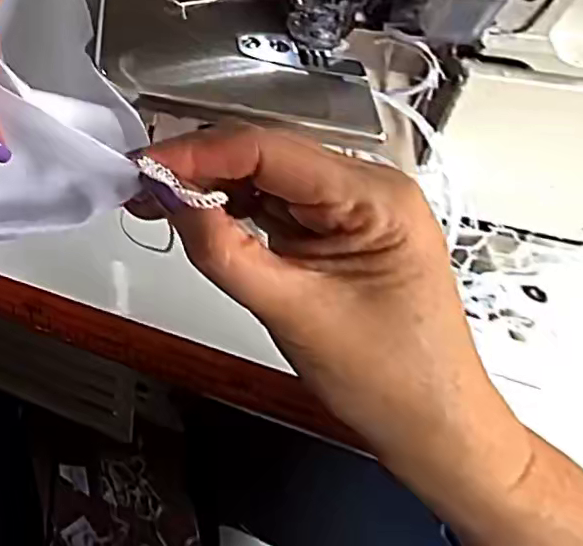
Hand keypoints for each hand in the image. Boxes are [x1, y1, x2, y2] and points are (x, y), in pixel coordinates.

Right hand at [138, 125, 531, 490]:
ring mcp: (348, 200)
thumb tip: (169, 198)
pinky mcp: (330, 218)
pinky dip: (225, 201)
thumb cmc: (395, 383)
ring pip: (257, 169)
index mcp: (375, 197)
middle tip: (144, 184)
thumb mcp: (292, 312)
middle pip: (260, 151)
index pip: (266, 149)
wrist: (437, 433)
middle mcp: (366, 185)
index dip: (198, 153)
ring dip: (206, 183)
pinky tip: (195, 212)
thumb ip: (221, 249)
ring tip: (159, 200)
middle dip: (196, 166)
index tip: (150, 167)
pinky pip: (266, 194)